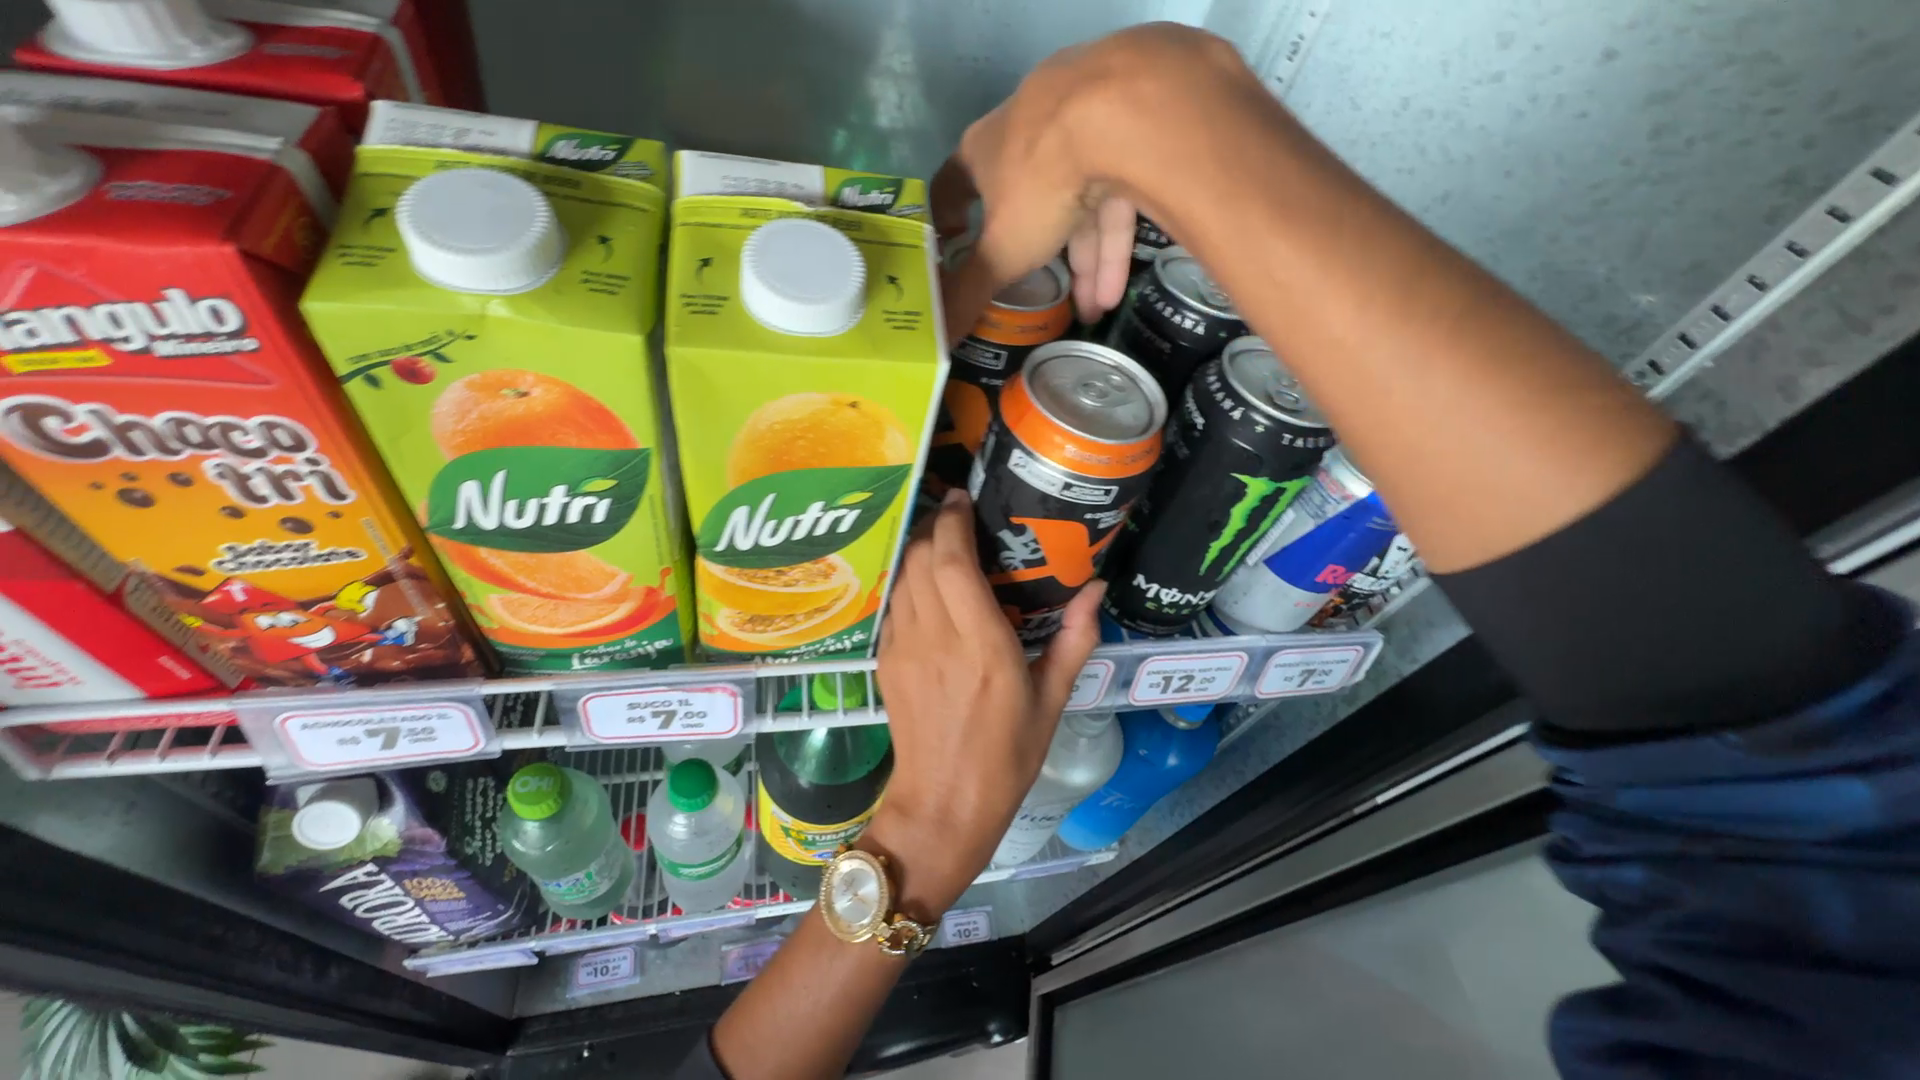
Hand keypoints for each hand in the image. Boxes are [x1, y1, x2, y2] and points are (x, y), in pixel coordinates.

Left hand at [868, 489, 1104, 915]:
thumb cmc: (1006, 757)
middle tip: (958, 515)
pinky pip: (893, 604)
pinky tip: (927, 584)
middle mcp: (936, 639)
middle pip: (920, 559)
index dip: (953, 522)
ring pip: (902, 577)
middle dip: (934, 526)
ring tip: (943, 541)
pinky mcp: (885, 663)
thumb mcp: (1052, 700)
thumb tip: (1096, 588)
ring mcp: (903, 650)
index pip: (952, 563)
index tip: (965, 498)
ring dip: (918, 550)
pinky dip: (908, 581)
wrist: (944, 805)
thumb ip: (1074, 639)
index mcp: (981, 647)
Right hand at [931, 23, 1271, 335]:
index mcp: (983, 149)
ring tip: (1090, 312)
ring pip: (1077, 208)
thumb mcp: (1001, 250)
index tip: (952, 246)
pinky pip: (1114, 204)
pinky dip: (1112, 250)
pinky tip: (1114, 295)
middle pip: (1024, 203)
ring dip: (1083, 264)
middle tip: (1036, 294)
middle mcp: (1028, 132)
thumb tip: (936, 343)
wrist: (1123, 114)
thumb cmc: (1041, 180)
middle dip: (1034, 256)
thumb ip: (970, 294)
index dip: (949, 218)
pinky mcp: (1127, 142)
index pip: (953, 184)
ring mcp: (1081, 130)